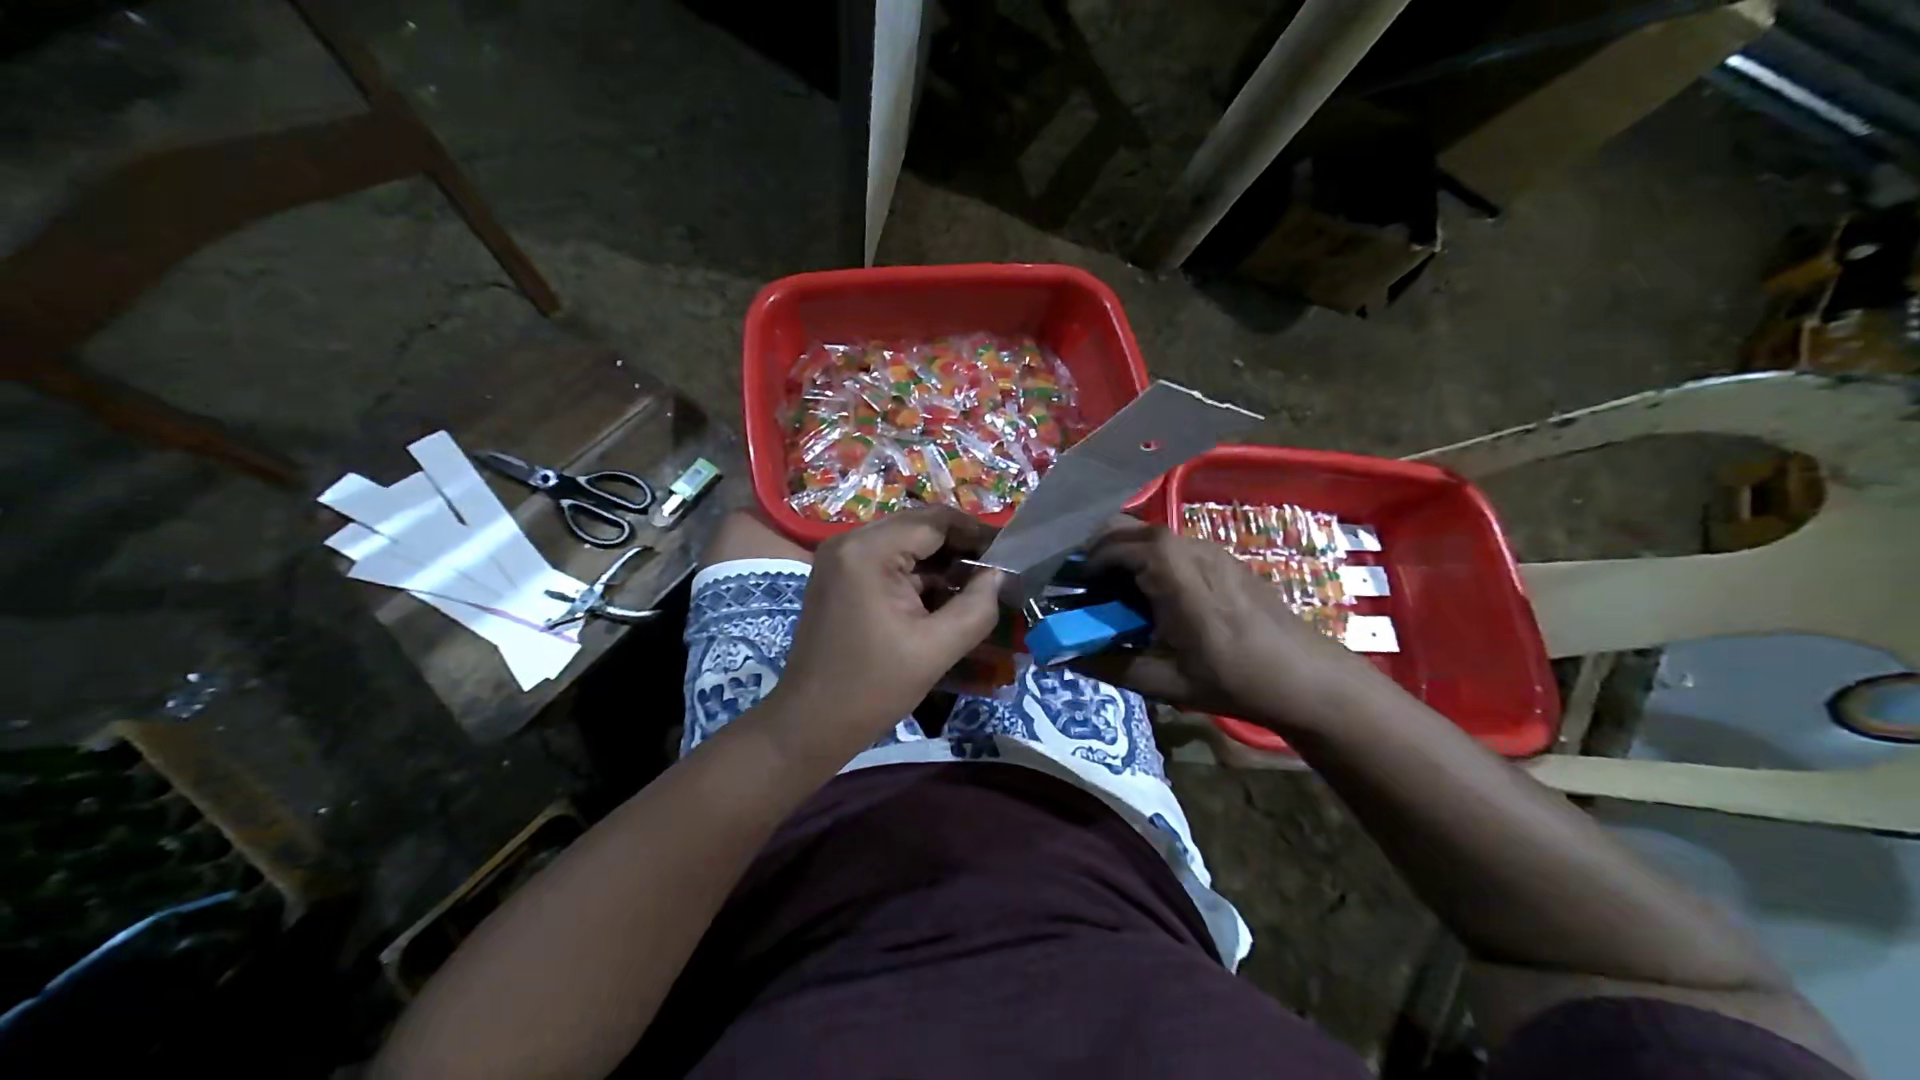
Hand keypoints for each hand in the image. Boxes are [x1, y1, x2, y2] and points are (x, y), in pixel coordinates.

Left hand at [768, 508, 1002, 757]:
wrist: (809, 723)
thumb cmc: (872, 687)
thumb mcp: (936, 649)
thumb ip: (977, 607)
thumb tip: (1000, 576)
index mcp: (868, 551)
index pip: (935, 522)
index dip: (977, 533)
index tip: (1010, 552)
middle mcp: (849, 542)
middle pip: (918, 527)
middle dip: (960, 546)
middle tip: (997, 570)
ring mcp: (840, 559)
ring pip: (904, 544)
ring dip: (940, 562)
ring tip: (978, 585)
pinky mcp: (839, 577)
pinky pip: (886, 562)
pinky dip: (917, 575)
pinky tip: (944, 597)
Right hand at [1071, 522, 1384, 732]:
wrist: (1307, 678)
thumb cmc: (1234, 680)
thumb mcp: (1164, 682)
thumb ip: (1107, 666)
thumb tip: (1057, 658)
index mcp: (1173, 572)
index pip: (1112, 545)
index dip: (1083, 562)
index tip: (1067, 587)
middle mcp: (1190, 547)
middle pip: (1127, 528)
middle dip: (1096, 549)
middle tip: (1080, 585)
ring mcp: (1210, 549)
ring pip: (1149, 535)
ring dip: (1122, 555)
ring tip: (1111, 594)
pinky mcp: (1223, 558)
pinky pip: (1172, 546)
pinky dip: (1147, 560)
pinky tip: (1149, 597)